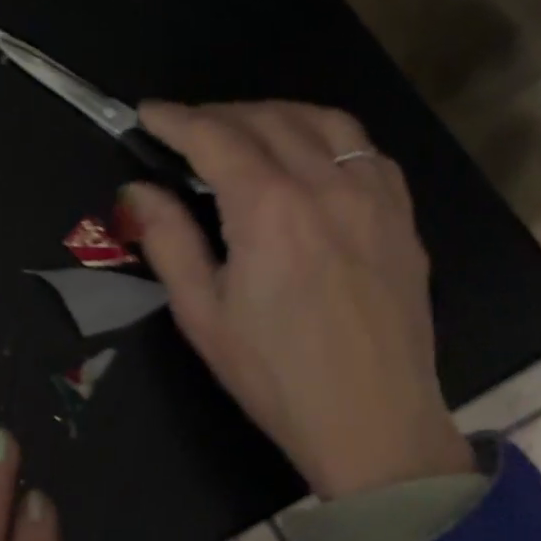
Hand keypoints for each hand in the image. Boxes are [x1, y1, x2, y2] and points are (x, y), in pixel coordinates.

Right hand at [125, 101, 473, 499]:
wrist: (376, 428)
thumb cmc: (273, 373)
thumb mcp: (198, 310)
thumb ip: (166, 237)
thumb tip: (137, 189)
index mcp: (269, 211)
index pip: (213, 137)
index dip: (173, 118)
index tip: (145, 113)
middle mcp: (326, 190)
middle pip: (265, 120)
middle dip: (215, 113)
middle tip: (181, 128)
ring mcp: (374, 202)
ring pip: (324, 123)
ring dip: (273, 114)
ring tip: (241, 130)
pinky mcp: (403, 221)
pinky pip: (367, 152)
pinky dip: (326, 137)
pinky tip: (305, 157)